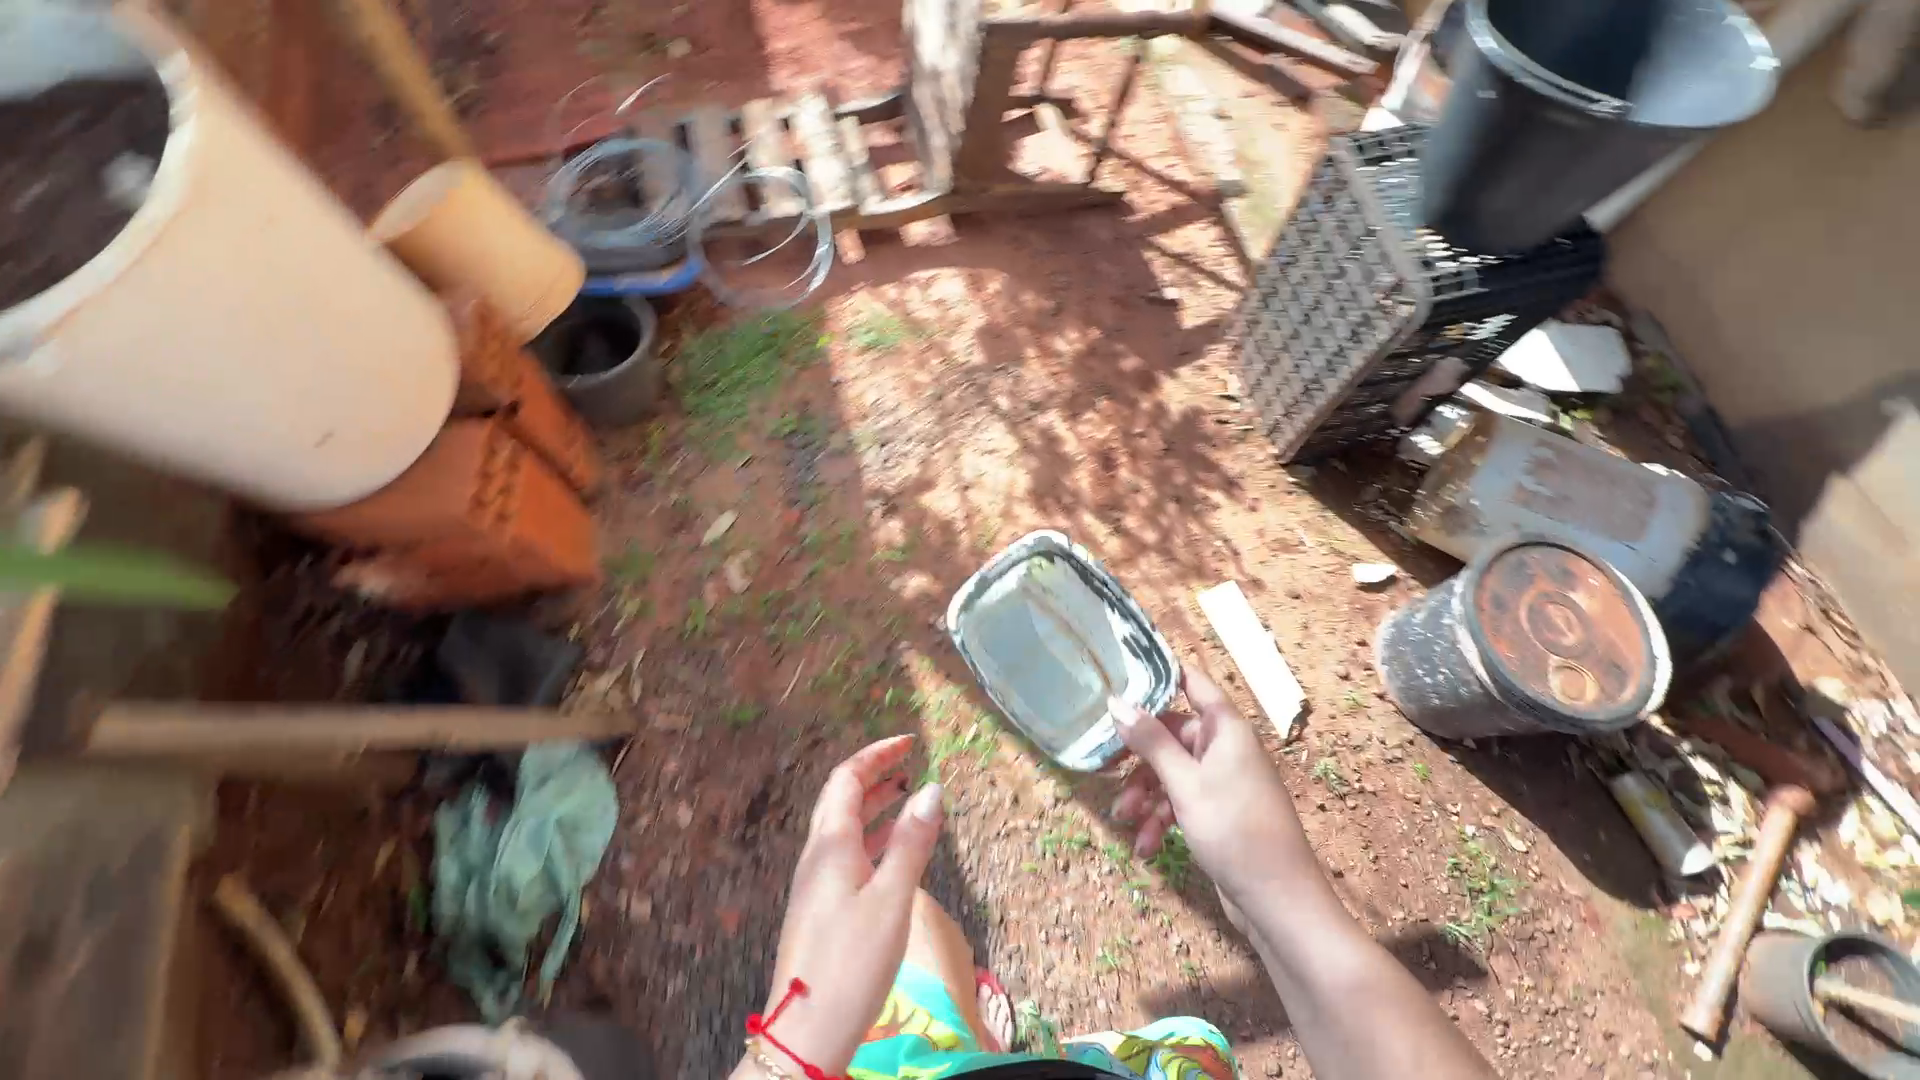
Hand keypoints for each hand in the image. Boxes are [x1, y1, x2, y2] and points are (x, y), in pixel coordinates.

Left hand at [757, 736, 943, 1076]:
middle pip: (843, 799)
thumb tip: (932, 788)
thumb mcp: (892, 898)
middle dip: (876, 775)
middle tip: (910, 762)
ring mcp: (817, 885)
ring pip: (846, 829)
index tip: (909, 741)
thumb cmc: (851, 961)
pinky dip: (874, 839)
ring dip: (876, 807)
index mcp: (830, 845)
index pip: (847, 778)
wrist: (806, 1034)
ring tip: (908, 797)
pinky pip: (849, 856)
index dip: (876, 755)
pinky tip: (895, 853)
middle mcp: (818, 857)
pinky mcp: (823, 910)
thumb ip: (912, 842)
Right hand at [1109, 663, 1309, 897]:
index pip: (1190, 681)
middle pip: (1170, 735)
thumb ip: (1150, 741)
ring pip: (1170, 772)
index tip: (1118, 676)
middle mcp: (1224, 747)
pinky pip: (1180, 801)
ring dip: (1145, 796)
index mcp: (1225, 728)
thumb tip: (1116, 701)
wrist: (1278, 901)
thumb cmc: (1234, 829)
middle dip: (1138, 758)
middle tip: (1104, 770)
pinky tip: (1146, 846)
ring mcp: (1221, 781)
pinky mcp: (1217, 812)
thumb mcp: (1184, 783)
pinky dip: (1160, 819)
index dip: (1158, 674)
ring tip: (1124, 821)